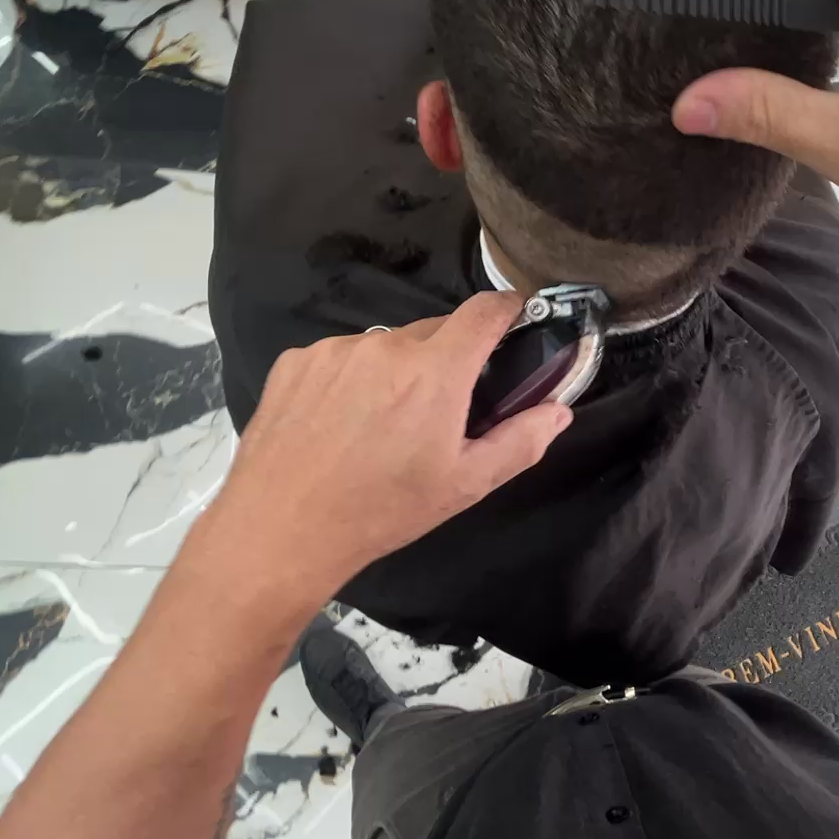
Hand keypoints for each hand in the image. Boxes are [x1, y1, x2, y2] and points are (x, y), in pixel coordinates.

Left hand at [181, 293, 572, 596]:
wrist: (278, 531)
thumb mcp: (465, 485)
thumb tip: (559, 411)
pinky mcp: (296, 361)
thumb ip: (522, 441)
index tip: (515, 319)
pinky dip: (354, 377)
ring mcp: (336, 349)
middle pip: (437, 330)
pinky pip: (343, 355)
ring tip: (382, 423)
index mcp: (435, 371)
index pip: (485, 310)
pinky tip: (340, 422)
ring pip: (388, 345)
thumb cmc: (383, 510)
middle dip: (450, 358)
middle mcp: (386, 345)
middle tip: (441, 408)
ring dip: (399, 369)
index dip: (508, 308)